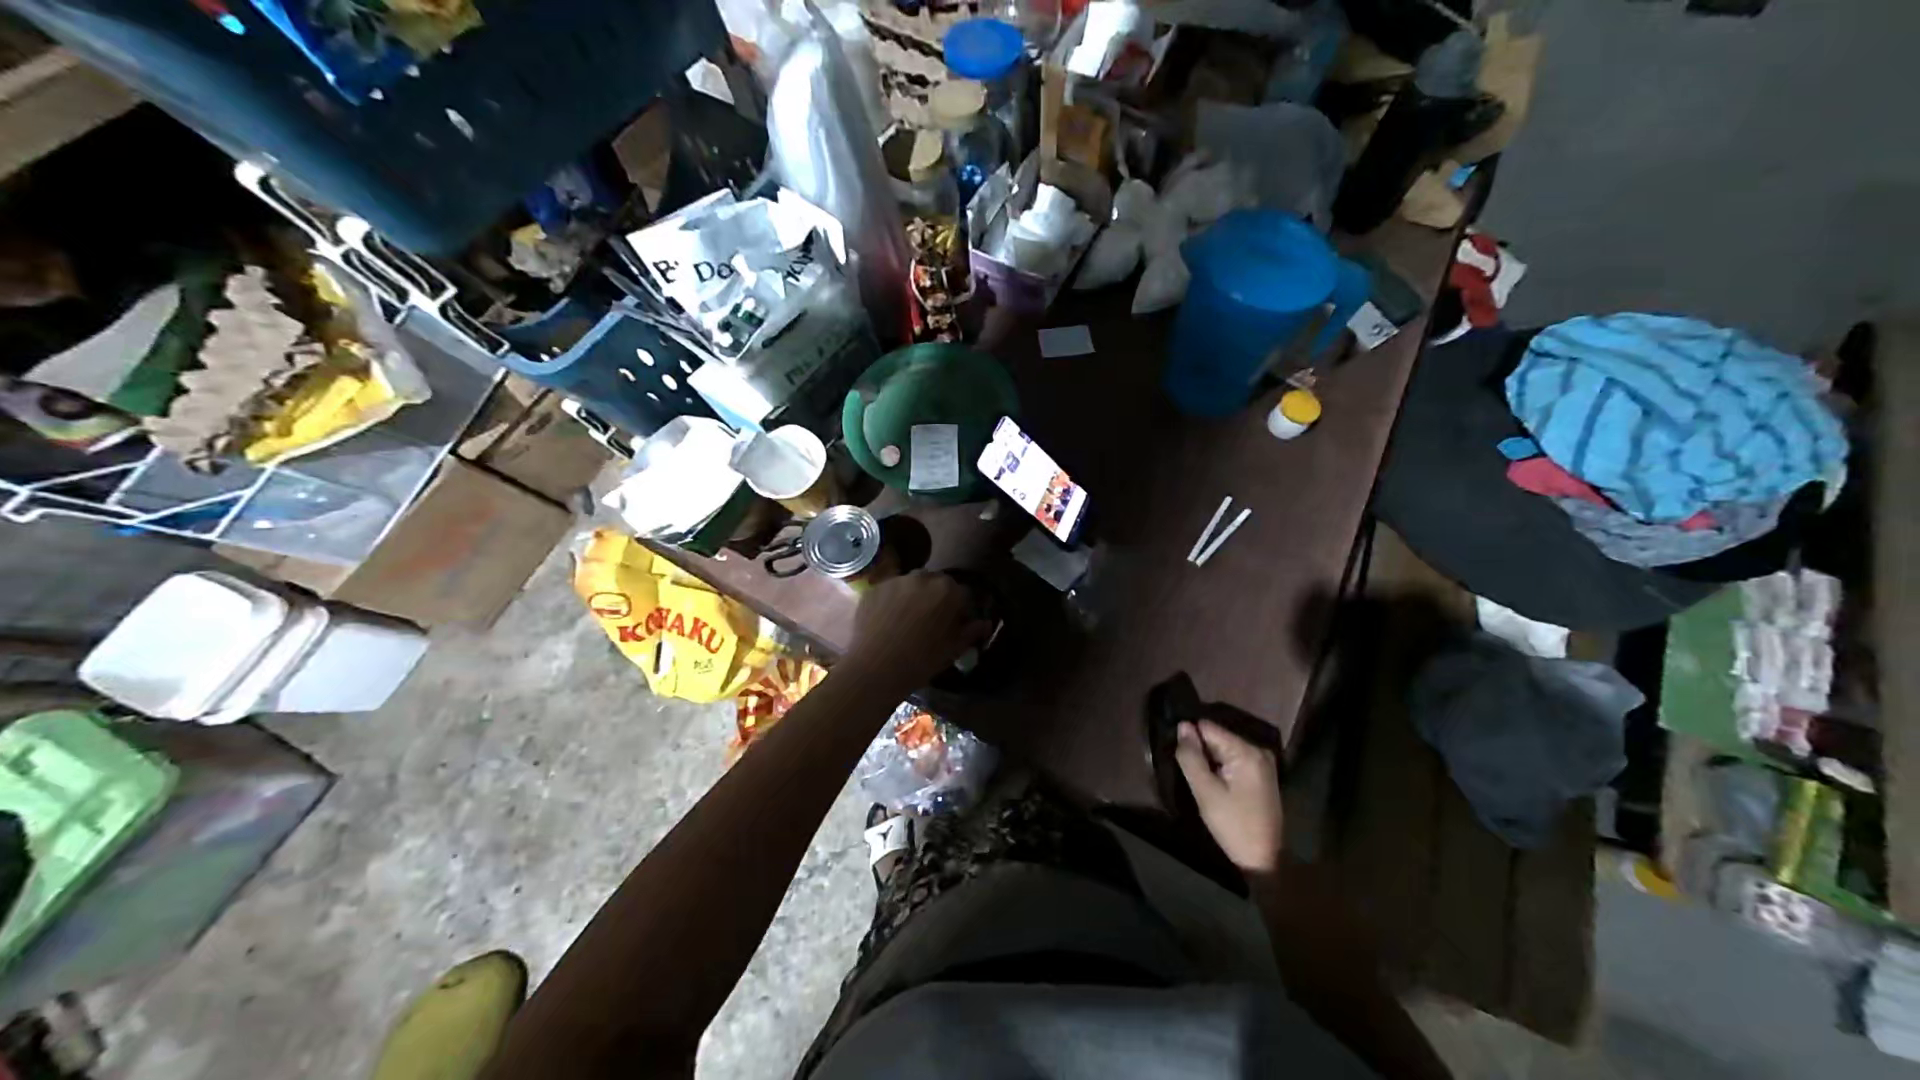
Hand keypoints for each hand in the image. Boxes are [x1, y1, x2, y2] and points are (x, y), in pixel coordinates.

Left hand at [842, 571, 993, 692]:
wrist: (874, 669)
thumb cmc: (920, 662)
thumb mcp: (952, 650)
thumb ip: (971, 632)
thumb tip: (985, 623)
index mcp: (948, 591)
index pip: (963, 594)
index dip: (961, 610)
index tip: (956, 624)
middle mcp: (923, 577)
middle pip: (936, 584)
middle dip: (937, 598)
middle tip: (931, 622)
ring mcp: (896, 581)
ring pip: (912, 585)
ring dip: (914, 597)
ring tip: (907, 621)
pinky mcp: (874, 588)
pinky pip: (890, 591)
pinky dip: (892, 601)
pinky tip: (887, 621)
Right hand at [1175, 720, 1284, 873]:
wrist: (1263, 859)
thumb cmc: (1233, 824)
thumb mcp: (1205, 791)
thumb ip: (1191, 756)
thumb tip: (1182, 726)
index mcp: (1246, 751)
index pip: (1208, 728)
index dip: (1189, 737)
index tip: (1180, 755)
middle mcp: (1258, 750)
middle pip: (1217, 737)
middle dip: (1200, 749)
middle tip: (1189, 771)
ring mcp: (1263, 763)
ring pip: (1224, 749)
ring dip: (1209, 759)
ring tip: (1199, 778)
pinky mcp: (1262, 775)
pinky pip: (1234, 760)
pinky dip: (1221, 767)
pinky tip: (1215, 784)